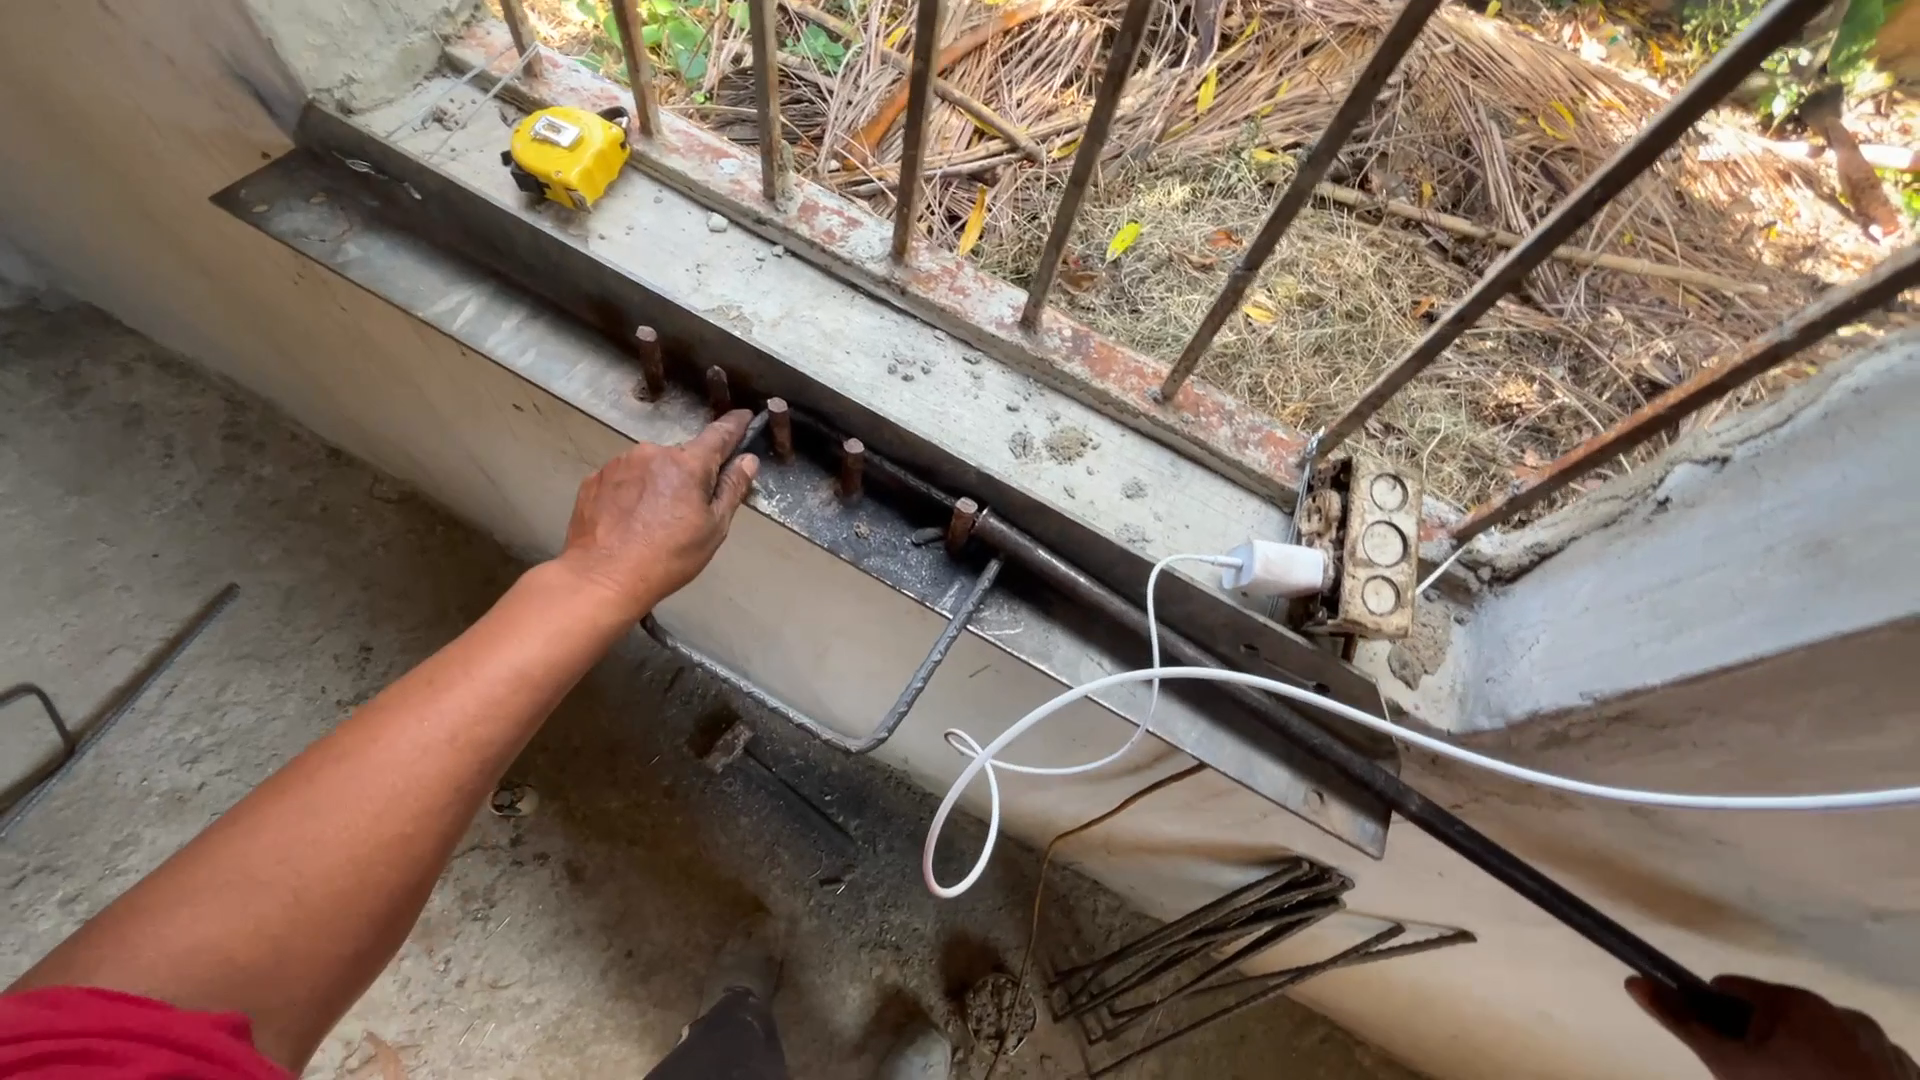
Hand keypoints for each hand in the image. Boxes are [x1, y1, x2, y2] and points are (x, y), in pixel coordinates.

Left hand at [552, 411, 758, 619]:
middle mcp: (653, 453)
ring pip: (651, 467)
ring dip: (659, 484)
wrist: (602, 577)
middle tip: (688, 511)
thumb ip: (732, 489)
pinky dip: (632, 493)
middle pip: (682, 457)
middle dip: (690, 475)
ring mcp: (619, 463)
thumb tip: (747, 461)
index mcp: (688, 464)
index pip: (719, 434)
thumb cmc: (667, 557)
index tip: (744, 417)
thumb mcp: (713, 528)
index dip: (735, 425)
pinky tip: (630, 521)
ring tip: (654, 521)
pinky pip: (624, 479)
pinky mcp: (595, 479)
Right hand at [1629, 975, 1917, 1079]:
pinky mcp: (1909, 1073)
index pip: (1730, 989)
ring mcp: (1885, 1045)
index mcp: (1794, 1001)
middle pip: (1777, 1014)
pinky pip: (1862, 1060)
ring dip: (1807, 1056)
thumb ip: (1681, 1020)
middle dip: (1765, 1039)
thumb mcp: (1727, 1063)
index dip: (1719, 1017)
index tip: (1729, 1048)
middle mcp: (1841, 1011)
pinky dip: (1846, 1073)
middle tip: (1764, 1076)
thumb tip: (1633, 980)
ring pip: (1820, 1037)